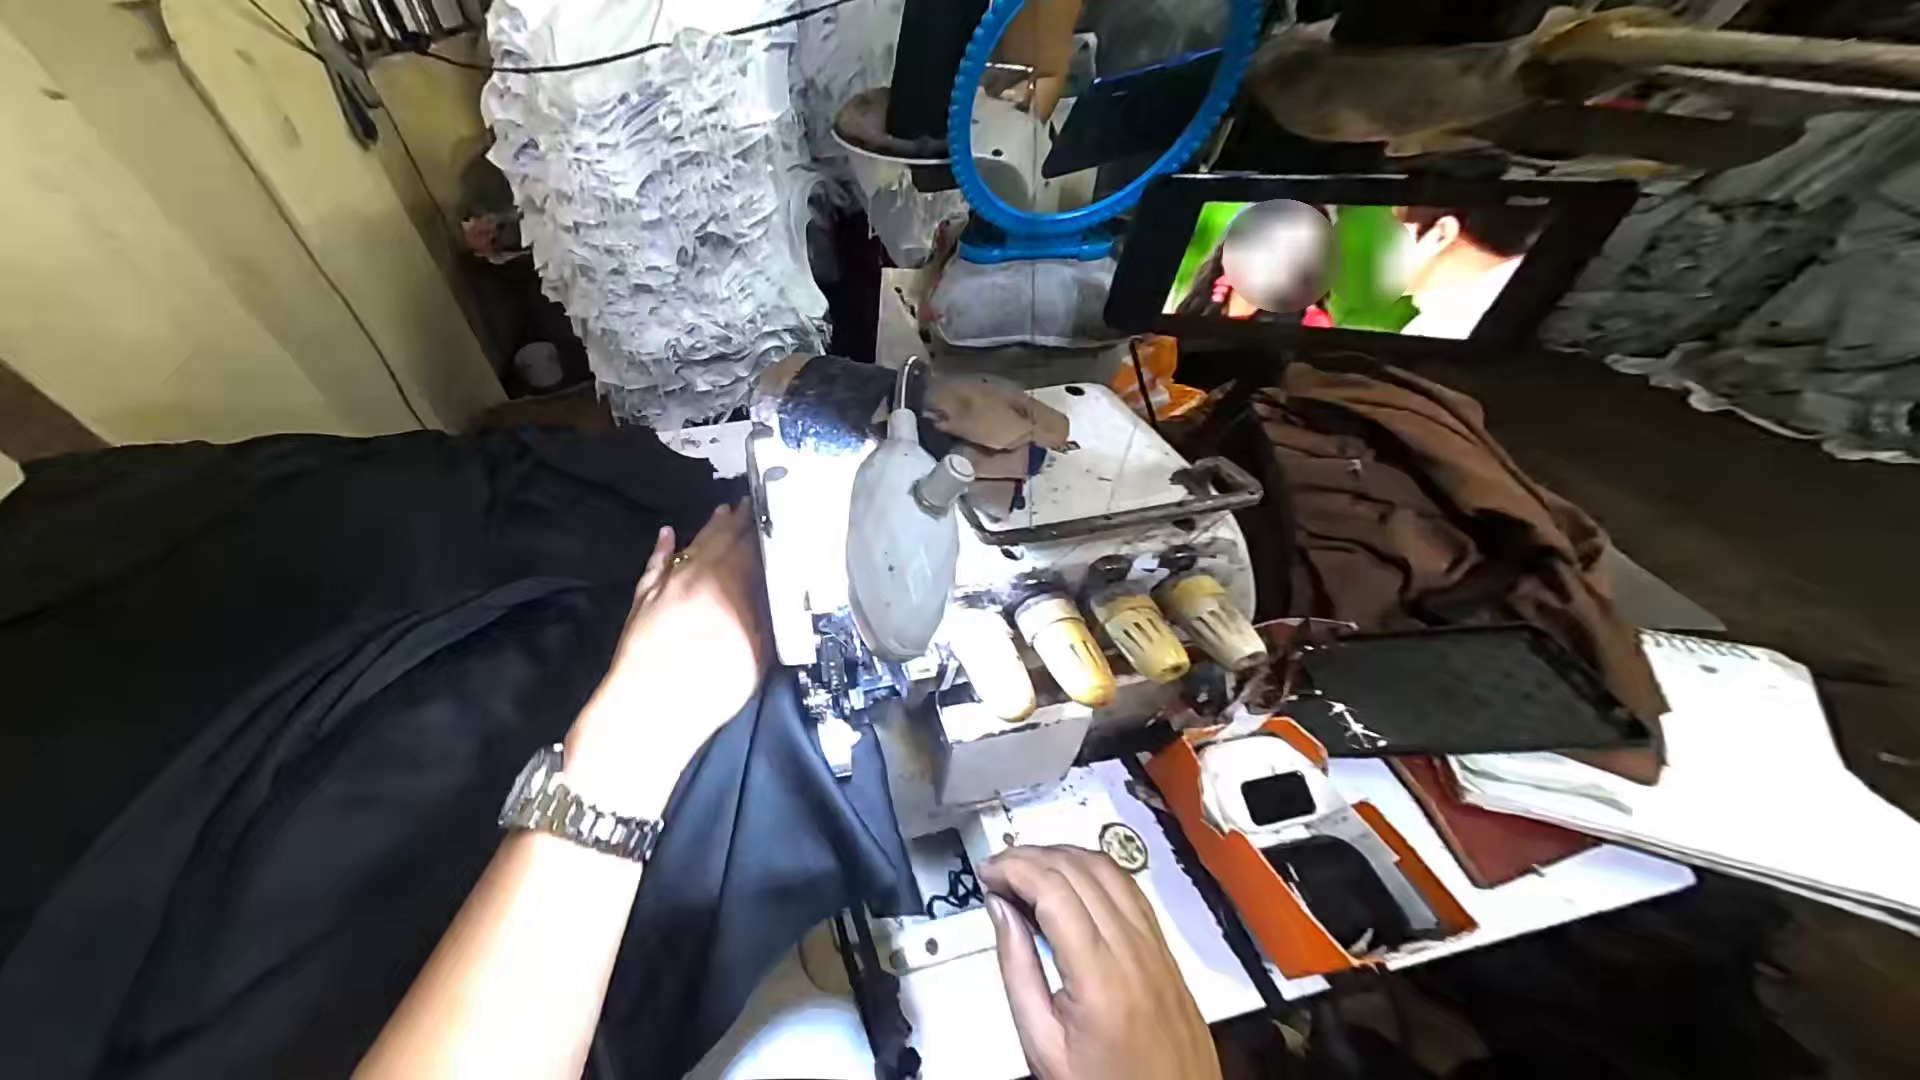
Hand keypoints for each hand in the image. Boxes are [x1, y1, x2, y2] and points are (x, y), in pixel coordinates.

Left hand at [565, 500, 768, 814]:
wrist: (650, 708)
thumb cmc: (715, 684)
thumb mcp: (760, 651)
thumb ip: (768, 617)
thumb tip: (776, 595)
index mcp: (732, 585)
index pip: (752, 547)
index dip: (763, 529)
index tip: (773, 513)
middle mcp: (700, 576)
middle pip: (722, 539)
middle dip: (738, 520)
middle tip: (750, 501)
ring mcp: (668, 585)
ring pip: (692, 546)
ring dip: (708, 528)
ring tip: (721, 511)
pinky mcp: (643, 600)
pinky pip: (655, 565)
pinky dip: (662, 548)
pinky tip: (666, 534)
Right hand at [981, 846, 1220, 1079]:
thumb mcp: (1043, 1047)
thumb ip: (1017, 970)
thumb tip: (1000, 908)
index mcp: (1100, 979)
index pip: (1052, 889)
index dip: (1014, 868)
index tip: (988, 871)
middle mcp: (1133, 950)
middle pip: (1076, 869)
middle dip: (1029, 857)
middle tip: (998, 868)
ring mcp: (1153, 943)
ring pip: (1104, 866)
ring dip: (1060, 854)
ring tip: (1027, 868)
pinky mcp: (1163, 944)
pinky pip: (1127, 884)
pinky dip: (1092, 867)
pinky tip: (1069, 876)